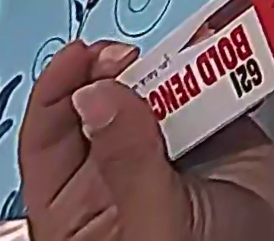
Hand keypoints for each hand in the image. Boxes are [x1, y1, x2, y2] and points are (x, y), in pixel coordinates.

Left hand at [18, 40, 273, 240]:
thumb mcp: (153, 226)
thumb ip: (127, 162)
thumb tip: (93, 95)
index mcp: (80, 207)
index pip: (51, 138)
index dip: (57, 91)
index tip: (78, 56)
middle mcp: (119, 168)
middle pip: (105, 100)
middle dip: (116, 69)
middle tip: (131, 55)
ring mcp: (168, 143)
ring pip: (158, 85)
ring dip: (172, 61)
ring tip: (187, 51)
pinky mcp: (214, 122)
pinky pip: (208, 81)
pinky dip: (218, 60)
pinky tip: (223, 52)